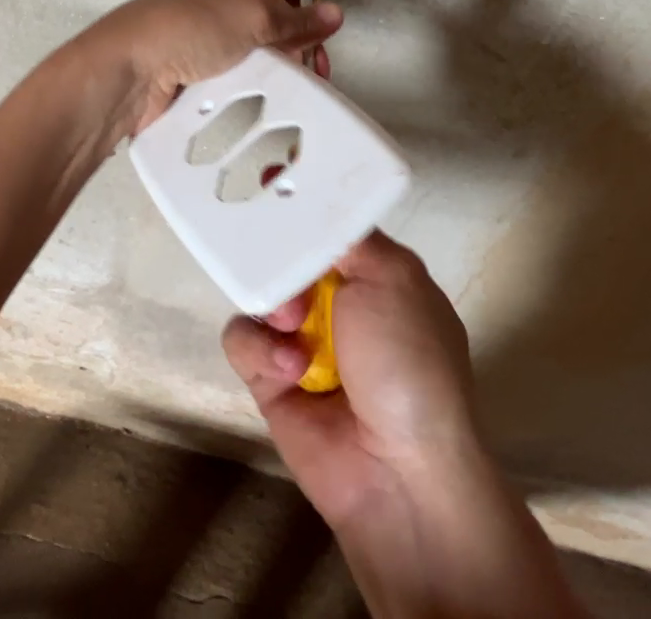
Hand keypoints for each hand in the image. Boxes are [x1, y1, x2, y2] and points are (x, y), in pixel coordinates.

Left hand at [71, 0, 339, 134]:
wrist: (126, 72)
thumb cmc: (189, 29)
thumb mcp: (251, 15)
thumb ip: (295, 20)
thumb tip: (336, 13)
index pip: (273, 4)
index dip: (299, 30)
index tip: (319, 61)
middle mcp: (203, 12)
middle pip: (258, 40)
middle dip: (284, 63)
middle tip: (306, 88)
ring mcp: (187, 50)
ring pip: (240, 70)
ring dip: (259, 86)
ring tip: (280, 108)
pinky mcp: (178, 84)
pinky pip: (218, 94)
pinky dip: (233, 104)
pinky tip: (245, 116)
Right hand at [222, 231, 478, 527]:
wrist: (396, 470)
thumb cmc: (408, 362)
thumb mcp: (395, 278)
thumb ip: (351, 235)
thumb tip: (317, 207)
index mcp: (380, 279)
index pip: (332, 229)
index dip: (303, 207)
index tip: (270, 181)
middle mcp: (341, 307)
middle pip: (287, 258)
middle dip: (278, 258)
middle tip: (286, 273)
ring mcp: (304, 343)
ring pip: (259, 296)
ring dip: (272, 308)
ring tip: (291, 328)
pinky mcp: (270, 379)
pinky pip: (243, 342)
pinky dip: (260, 351)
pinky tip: (289, 371)